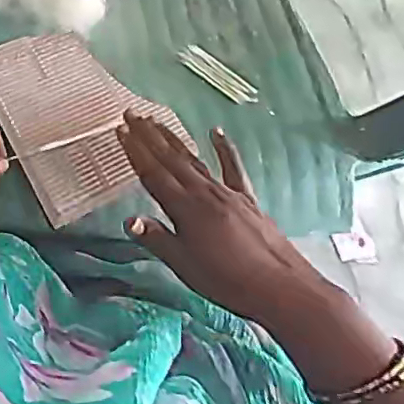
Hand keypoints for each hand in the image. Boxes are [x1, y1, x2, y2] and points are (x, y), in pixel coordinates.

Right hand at [119, 113, 329, 325]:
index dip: (135, 151)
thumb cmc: (227, 281)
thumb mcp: (184, 264)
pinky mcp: (247, 200)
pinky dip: (224, 149)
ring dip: (173, 138)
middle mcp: (204, 193)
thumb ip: (157, 239)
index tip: (121, 130)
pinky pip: (232, 168)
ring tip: (156, 120)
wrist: (283, 289)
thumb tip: (129, 220)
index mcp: (185, 208)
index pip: (153, 174)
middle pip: (170, 159)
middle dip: (148, 135)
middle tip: (131, 114)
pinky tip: (216, 132)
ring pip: (194, 159)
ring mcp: (227, 193)